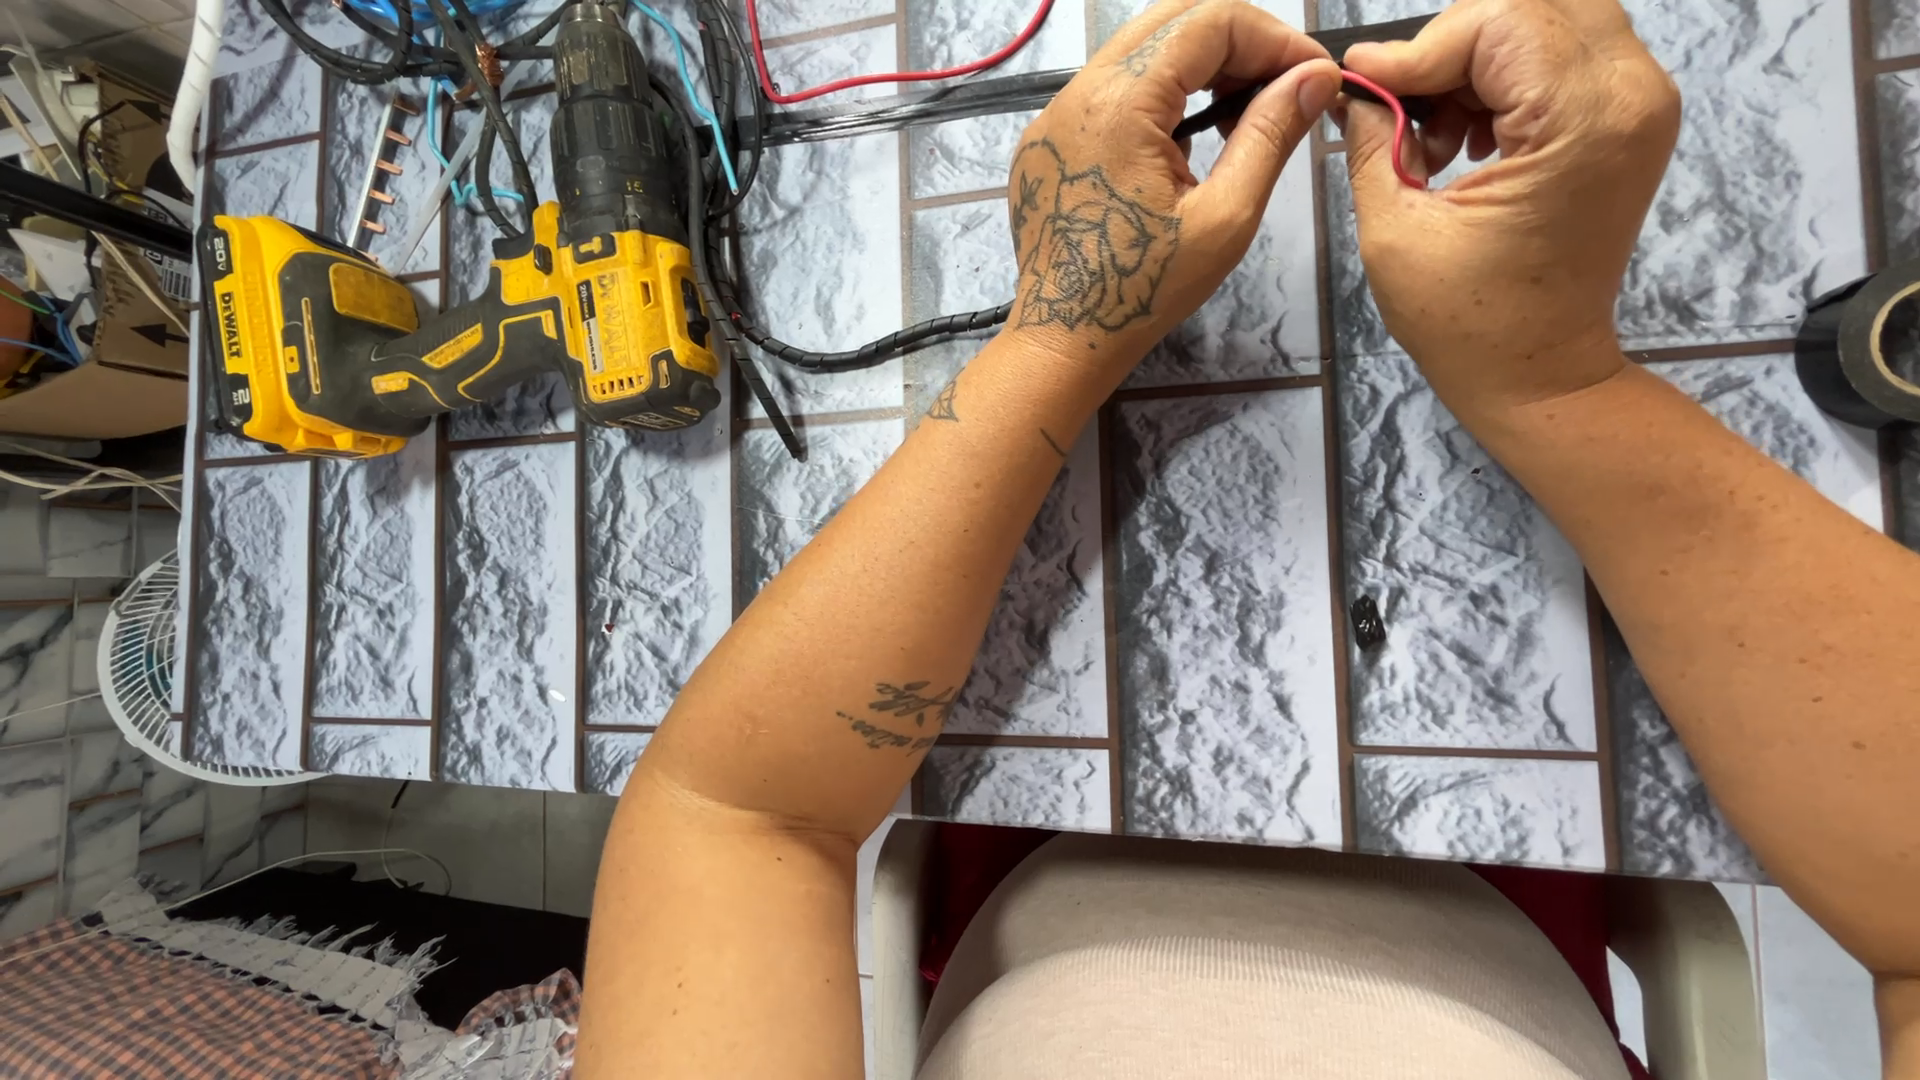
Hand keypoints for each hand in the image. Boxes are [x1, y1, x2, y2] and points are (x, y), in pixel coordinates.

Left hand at [1004, 0, 1340, 382]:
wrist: (1065, 337)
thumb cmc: (1143, 290)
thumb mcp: (1223, 217)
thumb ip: (1269, 135)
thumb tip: (1314, 76)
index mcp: (1118, 104)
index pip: (1209, 21)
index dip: (1272, 36)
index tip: (1307, 75)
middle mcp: (1074, 95)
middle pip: (1169, 22)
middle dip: (1234, 43)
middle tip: (1274, 90)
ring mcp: (1051, 119)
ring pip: (1135, 54)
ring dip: (1194, 70)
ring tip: (1231, 121)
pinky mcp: (1044, 146)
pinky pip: (1105, 93)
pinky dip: (1152, 99)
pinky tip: (1177, 148)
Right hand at [1339, 0, 1679, 415]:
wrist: (1534, 368)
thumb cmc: (1462, 319)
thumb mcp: (1393, 229)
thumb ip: (1372, 142)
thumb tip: (1351, 86)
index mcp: (1579, 123)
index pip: (1500, 24)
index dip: (1418, 46)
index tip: (1358, 79)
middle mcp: (1631, 94)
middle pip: (1533, 8)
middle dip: (1450, 45)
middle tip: (1394, 102)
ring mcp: (1639, 104)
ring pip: (1549, 23)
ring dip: (1477, 62)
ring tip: (1430, 130)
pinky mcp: (1626, 120)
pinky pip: (1562, 59)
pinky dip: (1503, 80)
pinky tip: (1463, 136)